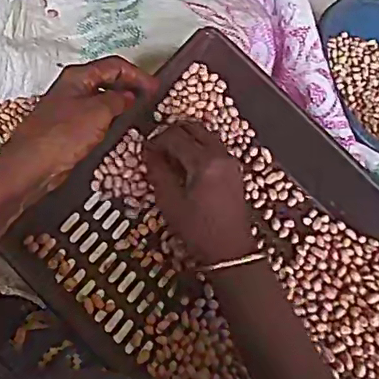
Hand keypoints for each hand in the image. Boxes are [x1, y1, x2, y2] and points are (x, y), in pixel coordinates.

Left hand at [0, 56, 157, 199]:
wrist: (32, 165)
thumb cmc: (60, 135)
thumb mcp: (98, 112)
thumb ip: (118, 100)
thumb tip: (129, 97)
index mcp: (78, 76)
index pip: (114, 66)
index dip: (137, 74)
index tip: (154, 88)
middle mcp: (72, 88)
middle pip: (107, 80)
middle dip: (130, 88)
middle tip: (149, 99)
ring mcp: (69, 108)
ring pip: (101, 100)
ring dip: (120, 105)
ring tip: (139, 114)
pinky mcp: (68, 128)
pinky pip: (94, 118)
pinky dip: (109, 120)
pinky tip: (118, 130)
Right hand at [145, 121, 259, 263]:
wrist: (230, 251)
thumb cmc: (198, 230)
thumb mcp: (170, 203)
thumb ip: (158, 172)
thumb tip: (148, 152)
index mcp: (204, 162)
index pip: (175, 136)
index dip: (156, 139)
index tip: (145, 150)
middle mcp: (220, 155)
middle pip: (192, 128)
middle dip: (171, 133)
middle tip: (155, 148)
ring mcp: (230, 161)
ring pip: (204, 134)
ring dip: (185, 139)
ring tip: (168, 157)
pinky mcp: (233, 169)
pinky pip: (212, 146)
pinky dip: (197, 147)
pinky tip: (185, 165)